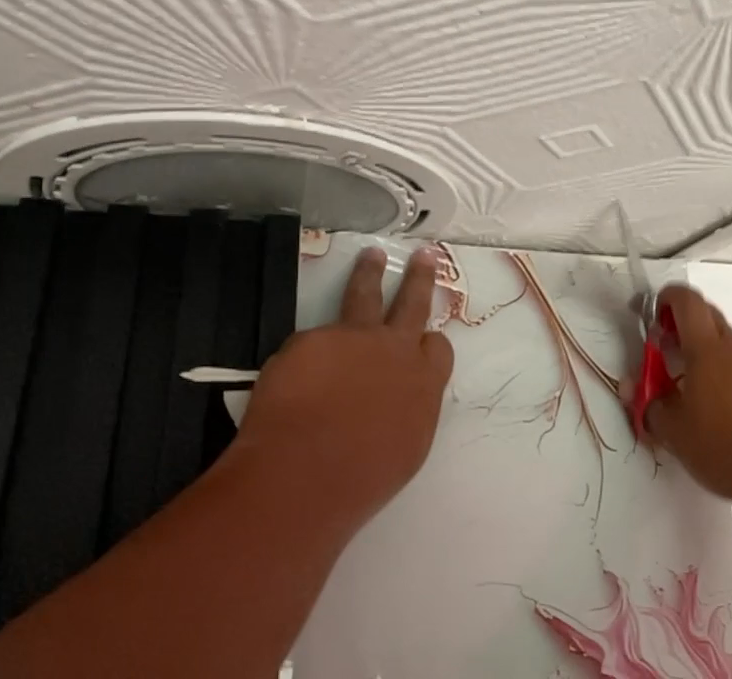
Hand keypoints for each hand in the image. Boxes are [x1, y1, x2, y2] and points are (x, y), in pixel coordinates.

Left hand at [231, 246, 454, 527]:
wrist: (305, 473)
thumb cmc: (362, 477)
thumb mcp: (405, 449)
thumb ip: (407, 410)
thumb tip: (397, 400)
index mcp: (424, 381)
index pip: (438, 349)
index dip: (431, 342)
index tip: (426, 338)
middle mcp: (394, 350)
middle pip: (411, 303)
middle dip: (419, 277)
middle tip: (423, 255)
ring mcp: (351, 339)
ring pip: (364, 295)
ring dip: (370, 273)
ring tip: (371, 255)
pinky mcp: (309, 339)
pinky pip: (311, 342)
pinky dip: (307, 355)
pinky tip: (293, 379)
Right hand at [645, 284, 731, 510]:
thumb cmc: (726, 451)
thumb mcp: (675, 435)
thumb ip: (649, 405)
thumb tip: (633, 386)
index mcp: (708, 350)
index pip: (687, 301)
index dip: (668, 299)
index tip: (657, 316)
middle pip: (712, 322)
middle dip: (689, 334)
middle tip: (676, 364)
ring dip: (720, 365)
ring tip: (715, 407)